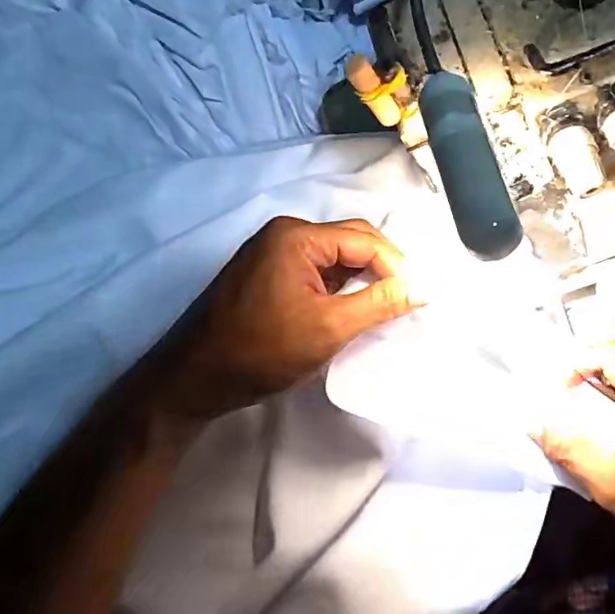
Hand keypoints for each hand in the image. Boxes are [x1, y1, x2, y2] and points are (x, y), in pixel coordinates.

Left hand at [144, 216, 418, 422]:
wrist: (193, 380)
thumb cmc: (262, 351)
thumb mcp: (329, 328)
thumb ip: (380, 304)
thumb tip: (421, 288)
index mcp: (297, 236)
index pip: (364, 239)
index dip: (397, 267)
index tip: (417, 299)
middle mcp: (284, 233)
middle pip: (350, 241)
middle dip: (382, 268)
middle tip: (406, 300)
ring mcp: (273, 252)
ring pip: (335, 257)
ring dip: (362, 278)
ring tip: (385, 305)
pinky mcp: (267, 273)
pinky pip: (316, 270)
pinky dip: (340, 286)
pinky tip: (353, 307)